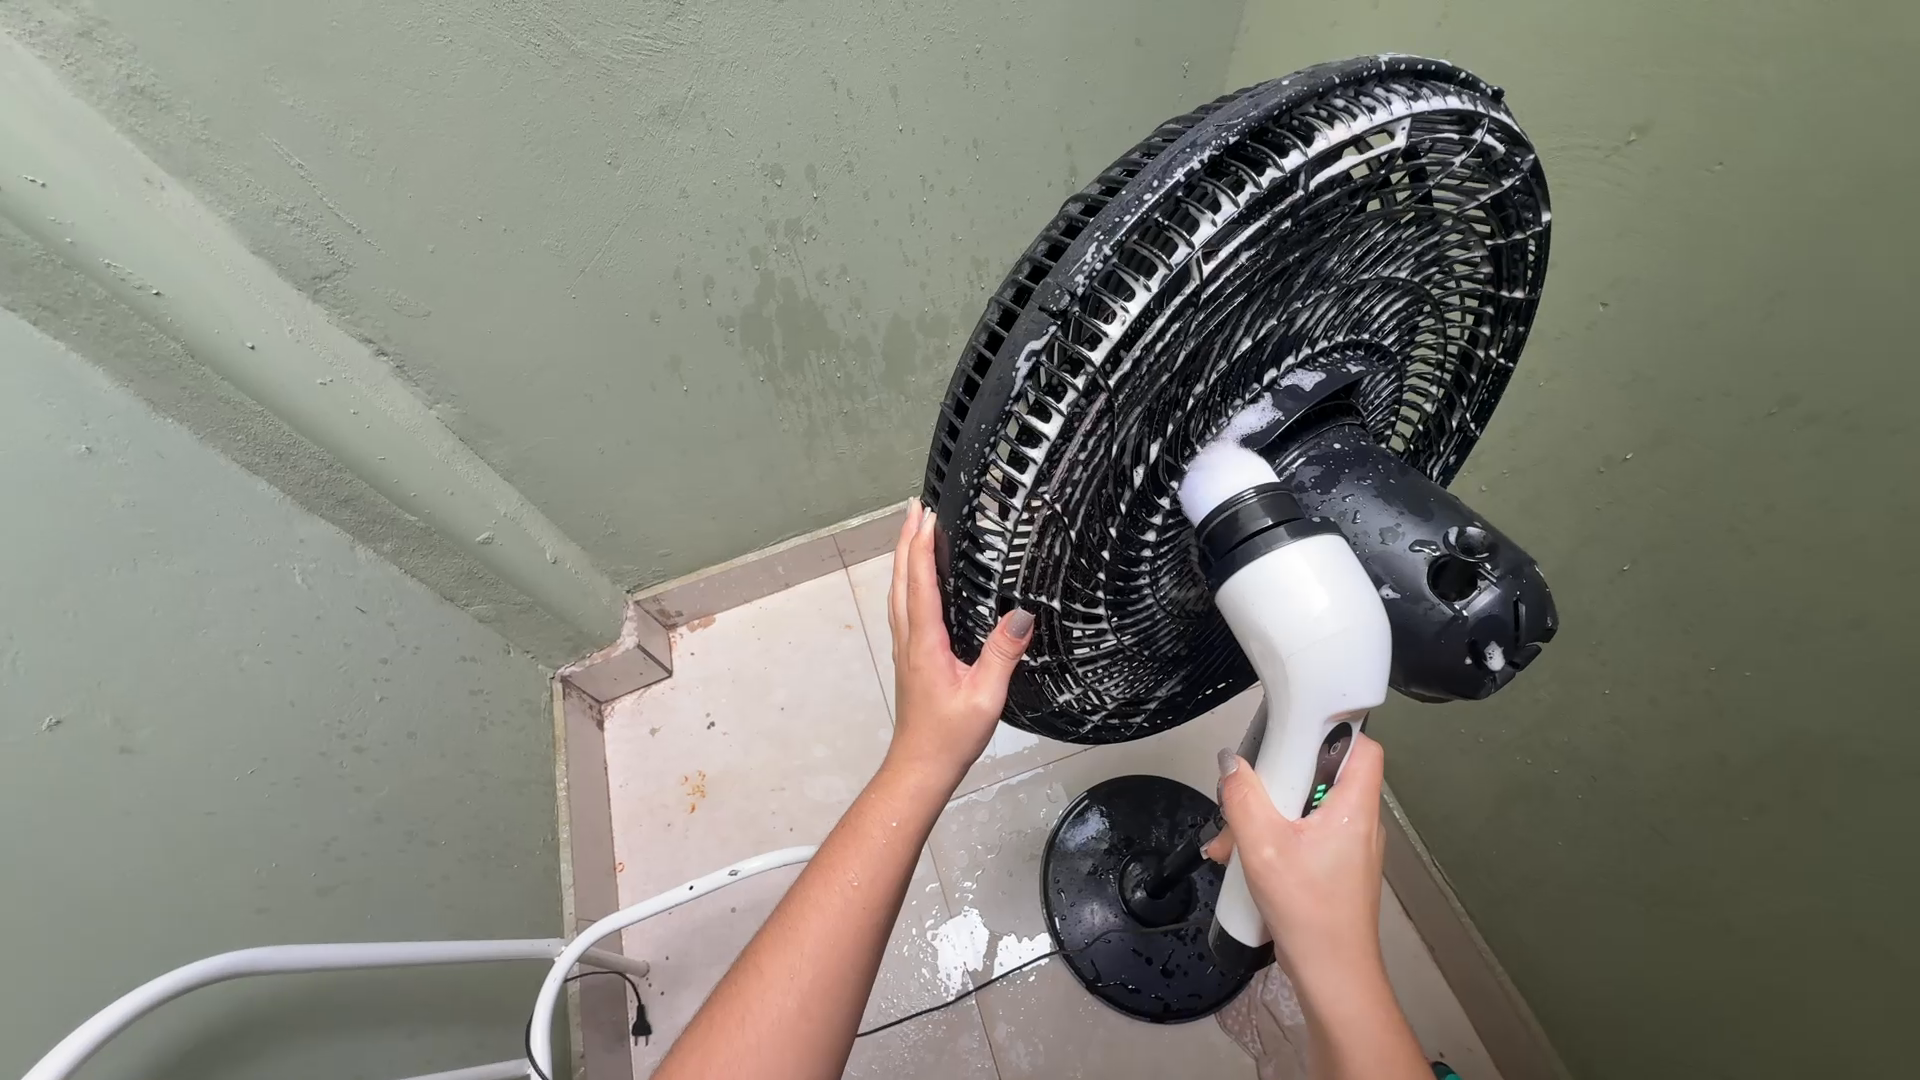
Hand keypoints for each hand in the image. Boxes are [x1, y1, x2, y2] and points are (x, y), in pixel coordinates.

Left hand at [885, 502, 1033, 786]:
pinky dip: (906, 578)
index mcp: (925, 641)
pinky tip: (915, 578)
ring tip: (912, 530)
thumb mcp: (985, 696)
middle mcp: (908, 637)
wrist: (920, 766)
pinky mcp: (908, 655)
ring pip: (897, 590)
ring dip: (903, 556)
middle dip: (906, 539)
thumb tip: (1022, 612)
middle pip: (901, 578)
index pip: (920, 582)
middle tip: (915, 506)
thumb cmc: (951, 735)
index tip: (926, 513)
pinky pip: (902, 604)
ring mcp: (905, 646)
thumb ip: (1002, 653)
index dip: (921, 545)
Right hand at [1203, 733, 1390, 1001]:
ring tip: (1230, 839)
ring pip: (1303, 804)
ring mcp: (1348, 845)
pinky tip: (1240, 857)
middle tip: (1245, 793)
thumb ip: (1242, 796)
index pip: (1363, 746)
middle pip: (1319, 773)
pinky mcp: (1335, 865)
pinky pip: (1301, 831)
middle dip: (1274, 779)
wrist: (1331, 977)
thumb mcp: (1261, 844)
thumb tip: (1229, 762)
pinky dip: (1272, 836)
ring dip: (1264, 813)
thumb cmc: (1306, 908)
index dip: (1332, 727)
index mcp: (1353, 808)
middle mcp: (1358, 821)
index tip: (1291, 729)